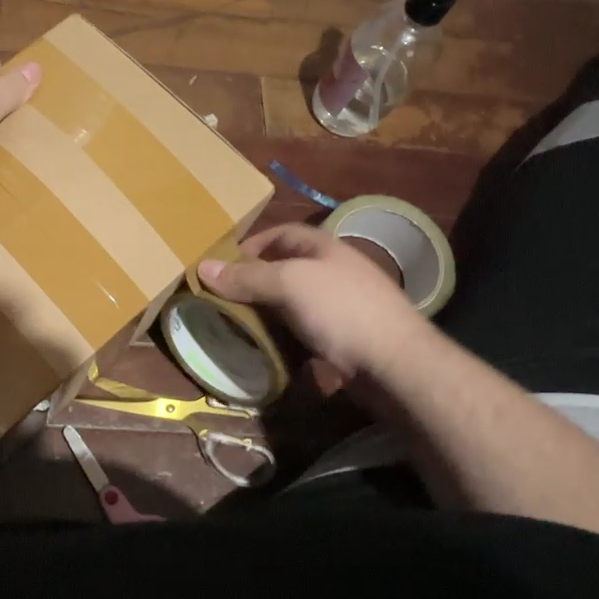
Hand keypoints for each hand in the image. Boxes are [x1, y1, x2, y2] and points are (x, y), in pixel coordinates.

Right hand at [198, 223, 423, 375]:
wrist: (395, 364)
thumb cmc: (342, 310)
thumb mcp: (289, 284)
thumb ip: (247, 276)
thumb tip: (203, 267)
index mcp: (325, 248)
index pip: (281, 234)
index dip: (250, 244)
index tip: (220, 265)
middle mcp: (333, 272)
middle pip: (284, 269)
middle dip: (252, 281)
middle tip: (221, 299)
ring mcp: (340, 307)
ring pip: (292, 303)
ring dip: (265, 312)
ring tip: (236, 325)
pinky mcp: (342, 339)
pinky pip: (303, 332)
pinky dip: (282, 337)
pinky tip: (265, 349)